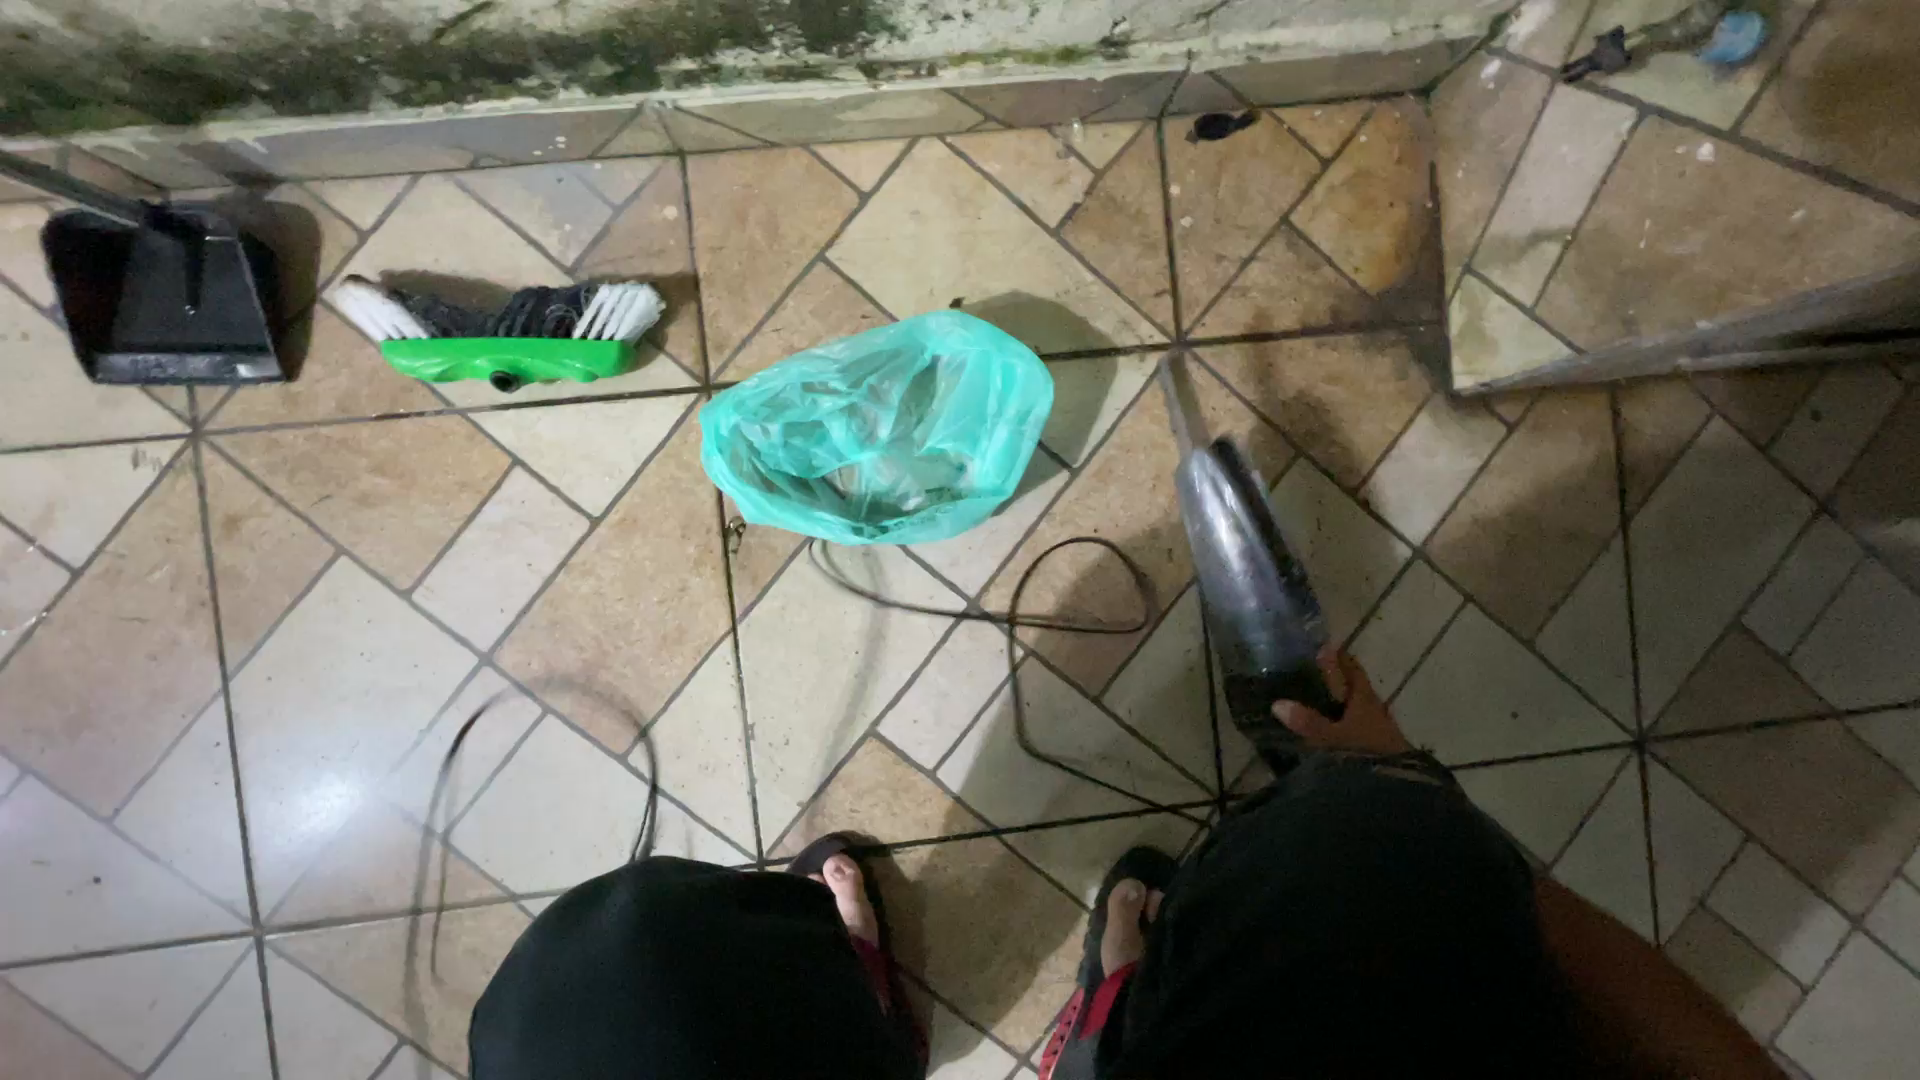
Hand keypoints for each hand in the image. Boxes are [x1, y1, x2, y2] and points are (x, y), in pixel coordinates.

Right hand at [1272, 646, 1411, 755]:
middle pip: (1356, 688)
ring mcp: (1379, 730)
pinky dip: (1345, 723)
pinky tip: (1332, 730)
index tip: (1325, 646)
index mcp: (1364, 699)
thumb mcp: (1332, 737)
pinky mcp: (1379, 749)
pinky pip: (1359, 727)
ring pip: (1358, 708)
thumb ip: (1307, 722)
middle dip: (1339, 679)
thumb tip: (1277, 704)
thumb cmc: (1368, 753)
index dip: (1340, 657)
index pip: (1353, 670)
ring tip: (1319, 701)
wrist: (1401, 790)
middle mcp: (1373, 710)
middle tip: (1315, 672)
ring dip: (1342, 703)